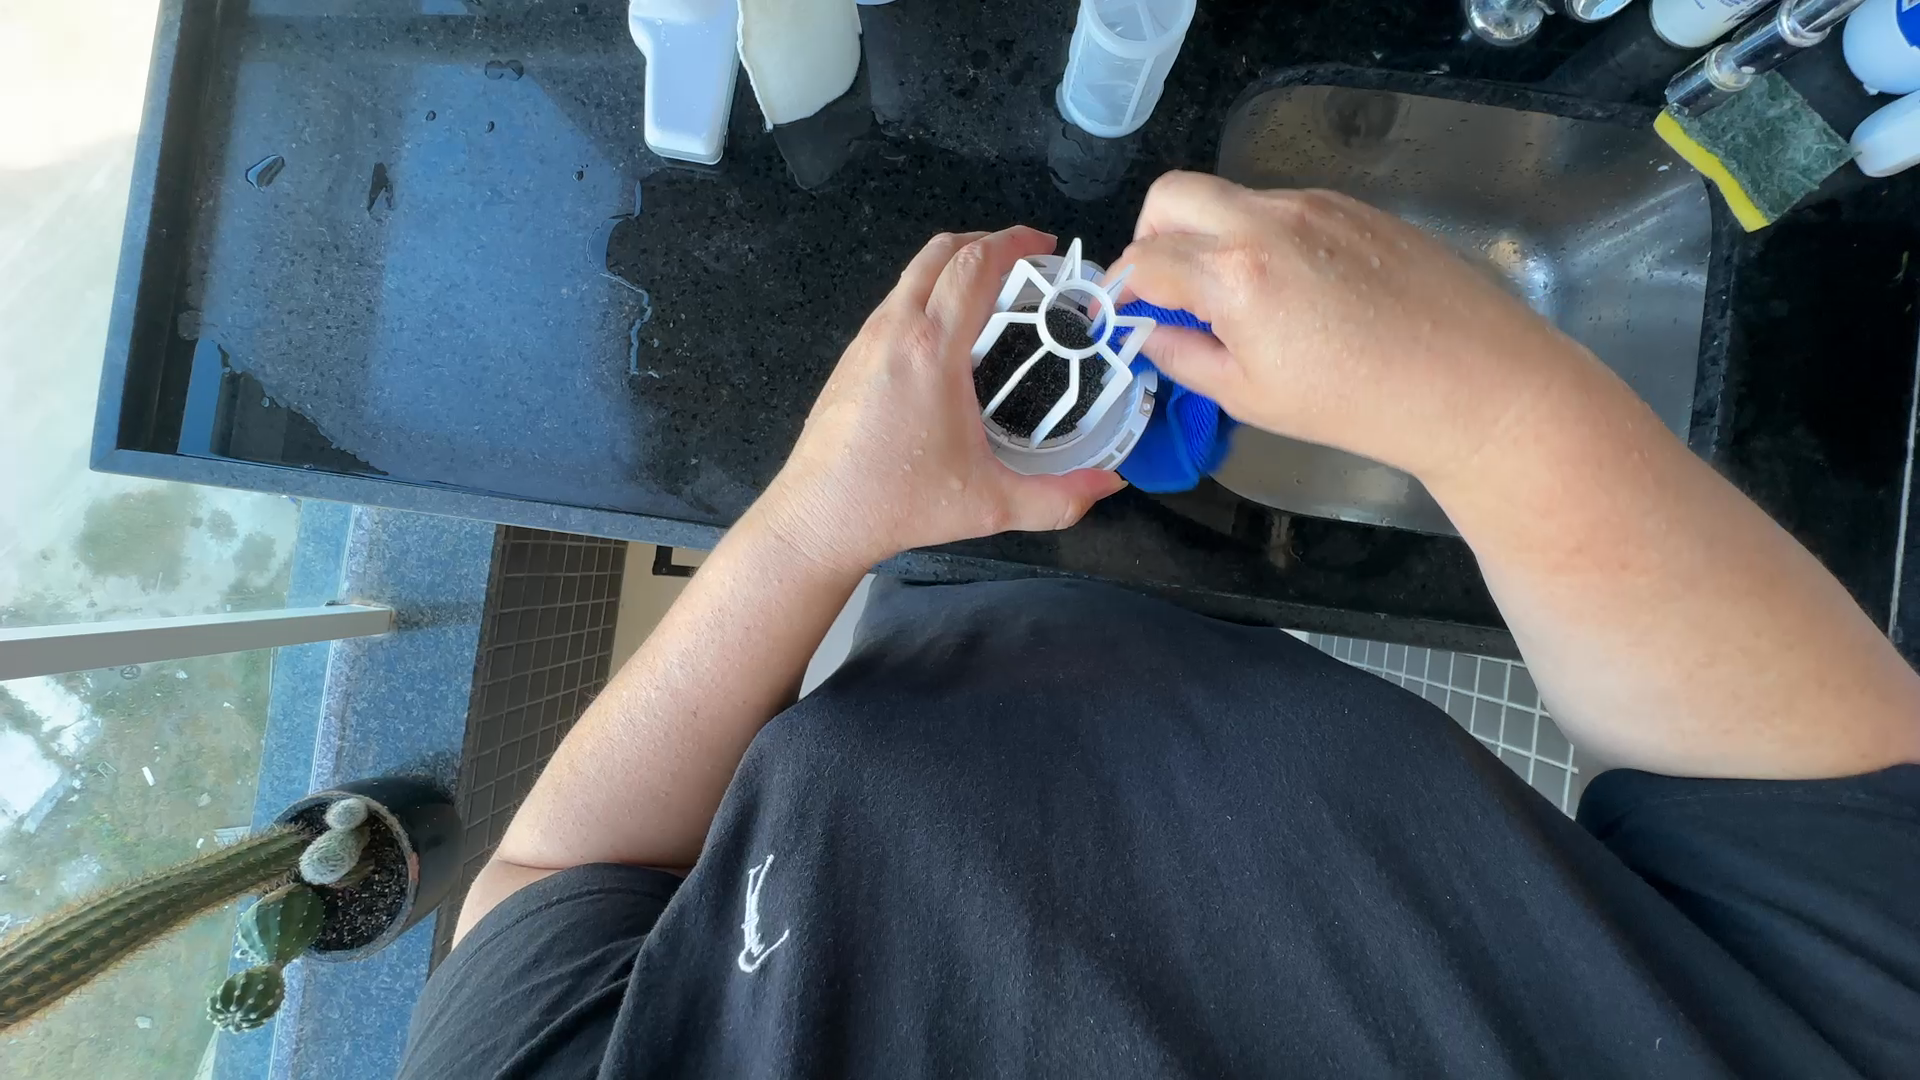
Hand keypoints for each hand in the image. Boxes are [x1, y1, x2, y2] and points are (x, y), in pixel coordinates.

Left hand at [753, 227, 1127, 572]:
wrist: (818, 517)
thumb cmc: (903, 504)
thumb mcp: (991, 505)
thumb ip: (1059, 498)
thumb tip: (1111, 484)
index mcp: (932, 349)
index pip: (975, 264)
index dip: (1014, 242)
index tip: (1045, 245)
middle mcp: (894, 330)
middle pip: (939, 253)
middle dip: (984, 242)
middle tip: (1022, 263)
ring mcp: (863, 342)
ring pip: (909, 277)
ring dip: (951, 269)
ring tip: (986, 298)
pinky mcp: (847, 361)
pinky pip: (891, 306)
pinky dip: (924, 298)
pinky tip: (941, 342)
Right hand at [1117, 172, 1593, 479]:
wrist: (1470, 380)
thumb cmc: (1349, 404)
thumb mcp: (1246, 396)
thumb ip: (1180, 356)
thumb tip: (1146, 331)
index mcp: (1234, 275)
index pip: (1143, 258)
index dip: (1119, 288)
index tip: (1122, 314)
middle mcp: (1267, 220)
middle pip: (1170, 195)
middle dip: (1149, 238)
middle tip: (1165, 290)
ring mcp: (1313, 204)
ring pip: (1224, 197)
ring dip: (1203, 237)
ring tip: (1231, 298)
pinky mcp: (1350, 204)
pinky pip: (1274, 206)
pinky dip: (1252, 237)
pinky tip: (1285, 288)